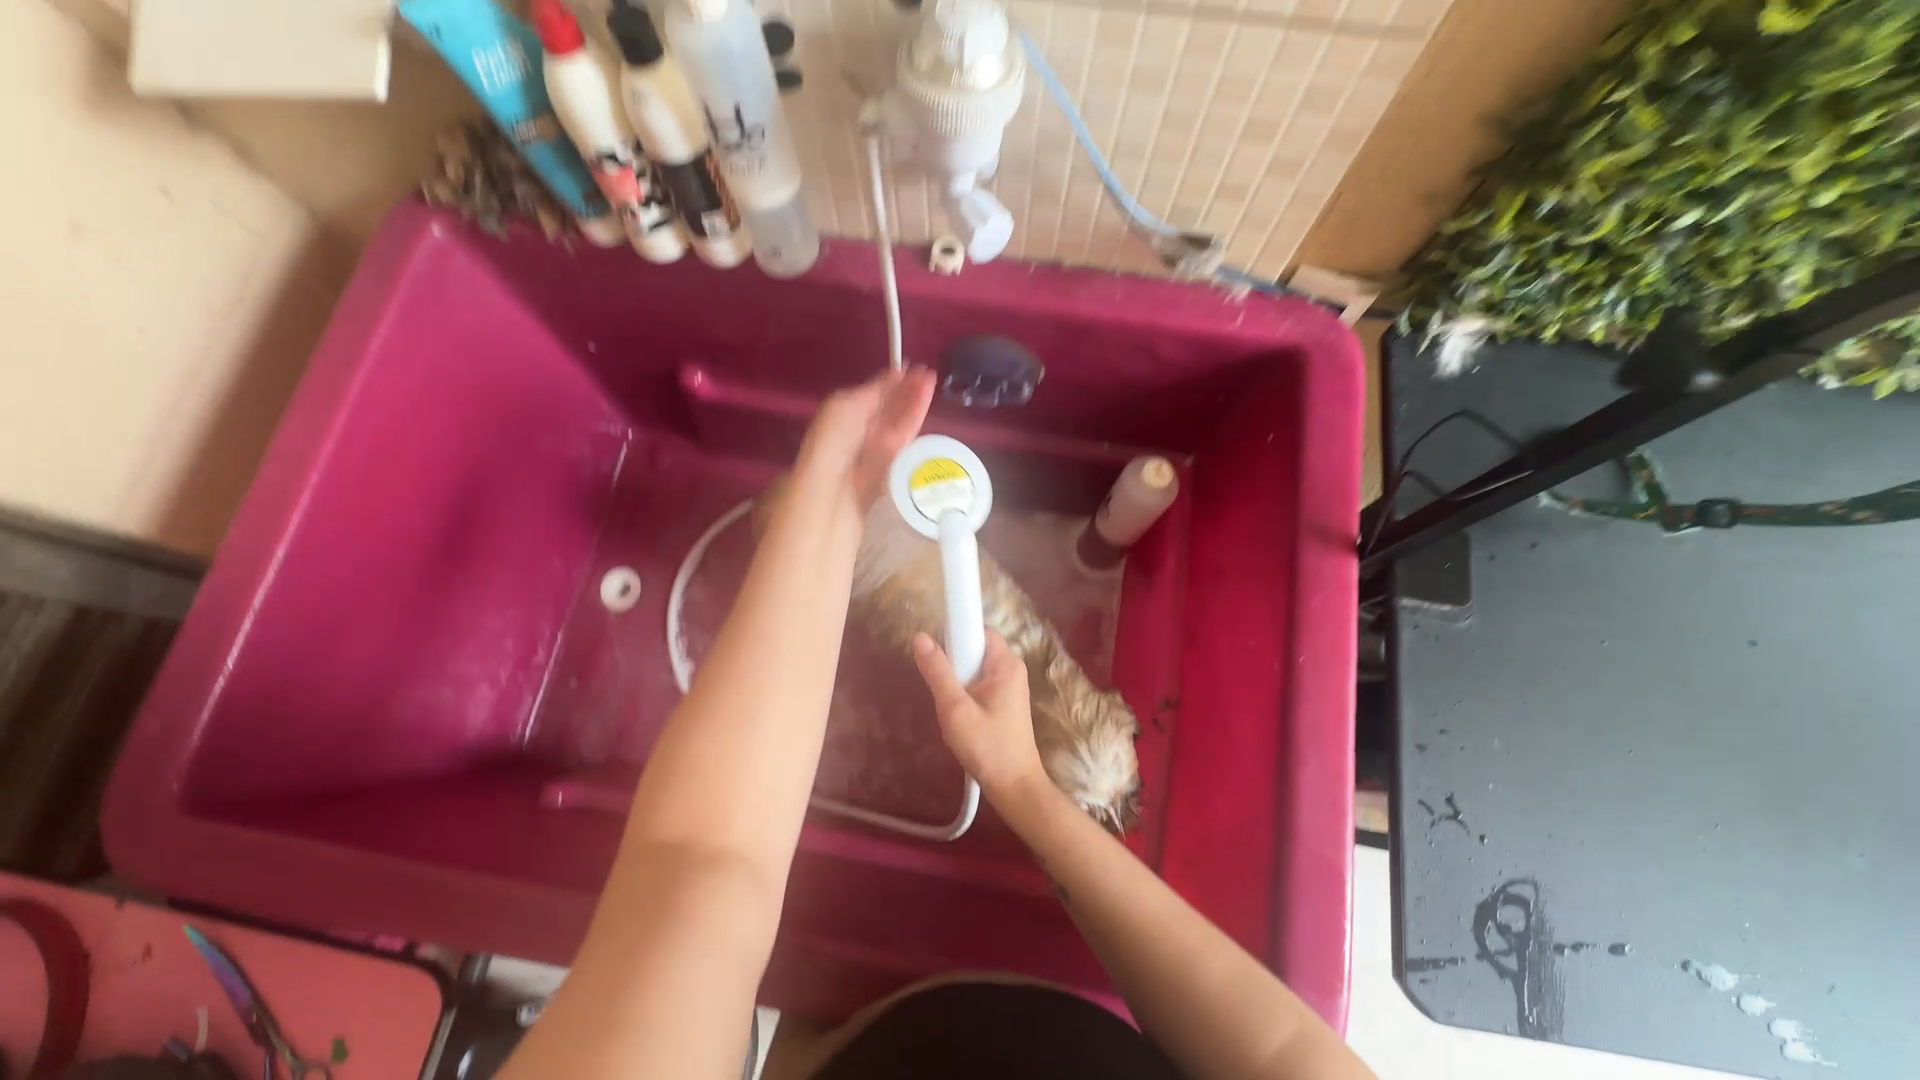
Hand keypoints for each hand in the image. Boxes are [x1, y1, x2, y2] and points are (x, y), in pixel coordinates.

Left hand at [796, 367, 935, 509]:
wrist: (826, 506)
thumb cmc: (830, 453)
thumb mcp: (843, 411)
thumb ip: (869, 394)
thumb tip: (894, 377)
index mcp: (838, 418)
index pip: (869, 397)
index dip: (890, 382)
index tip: (914, 368)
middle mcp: (852, 437)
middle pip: (884, 413)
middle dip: (905, 394)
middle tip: (930, 376)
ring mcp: (866, 461)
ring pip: (894, 432)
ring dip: (912, 411)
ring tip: (932, 389)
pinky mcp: (880, 483)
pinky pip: (898, 457)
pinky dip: (910, 440)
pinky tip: (924, 425)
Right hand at [912, 631, 1045, 798]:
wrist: (1014, 786)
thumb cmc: (987, 747)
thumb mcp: (955, 709)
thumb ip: (938, 672)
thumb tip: (921, 637)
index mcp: (1006, 663)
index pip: (977, 628)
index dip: (954, 636)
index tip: (939, 658)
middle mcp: (1011, 668)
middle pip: (973, 648)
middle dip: (953, 666)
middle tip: (946, 694)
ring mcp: (1009, 686)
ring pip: (972, 669)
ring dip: (956, 684)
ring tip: (953, 711)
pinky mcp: (1004, 702)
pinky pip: (977, 684)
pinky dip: (964, 696)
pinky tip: (961, 719)